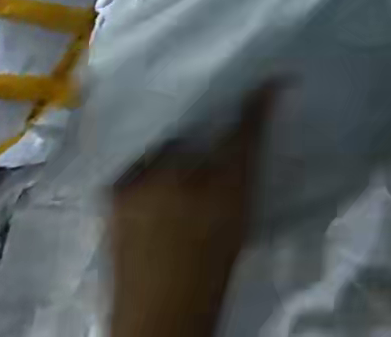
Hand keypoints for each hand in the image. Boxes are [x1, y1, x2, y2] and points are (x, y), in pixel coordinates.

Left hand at [109, 90, 270, 336]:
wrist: (170, 321)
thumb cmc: (202, 242)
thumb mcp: (237, 178)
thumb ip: (251, 126)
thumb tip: (272, 77)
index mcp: (135, 160)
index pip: (171, 107)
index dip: (207, 91)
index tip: (236, 78)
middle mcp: (118, 178)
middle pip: (166, 134)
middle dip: (199, 120)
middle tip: (235, 104)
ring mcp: (118, 209)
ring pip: (162, 161)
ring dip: (192, 148)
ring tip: (226, 136)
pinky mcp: (126, 232)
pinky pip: (157, 184)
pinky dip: (182, 173)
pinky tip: (207, 175)